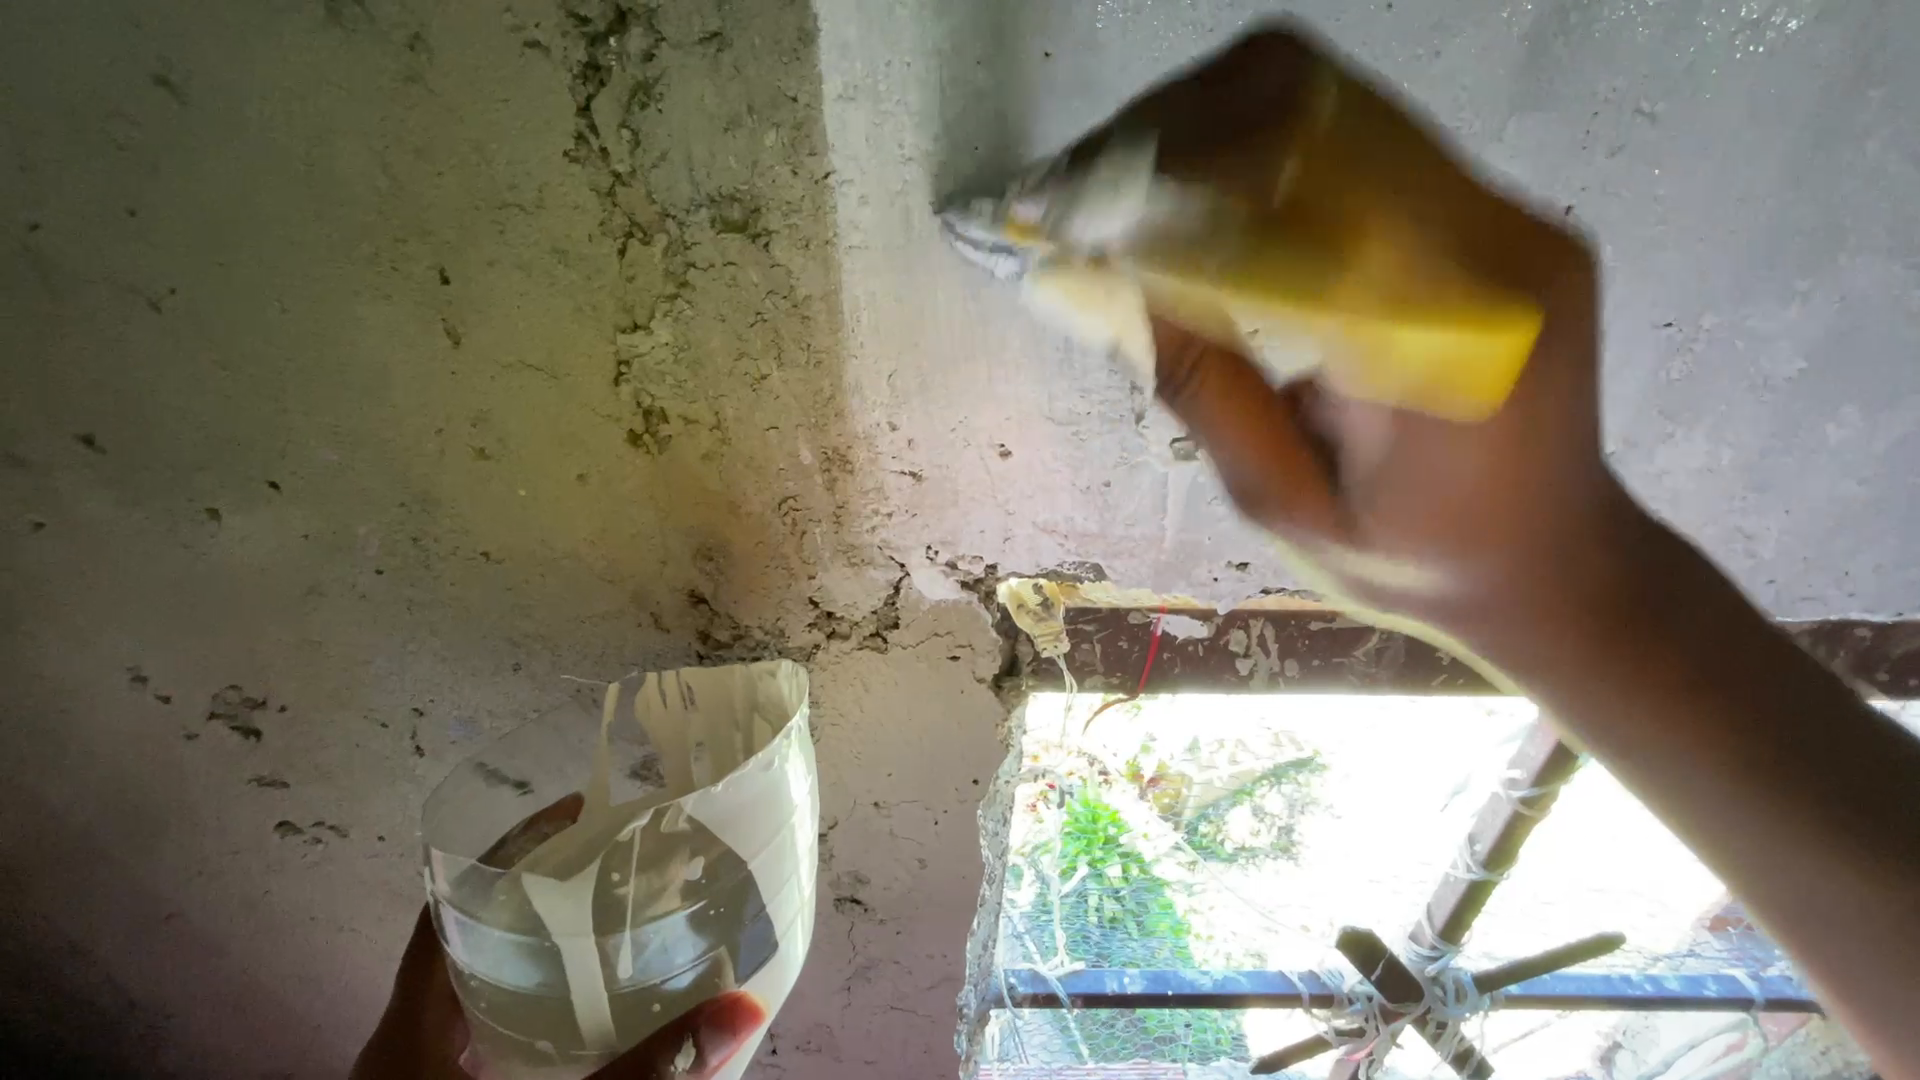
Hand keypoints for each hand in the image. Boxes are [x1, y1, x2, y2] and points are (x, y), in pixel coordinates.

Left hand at [352, 794, 766, 1079]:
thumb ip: (642, 1073)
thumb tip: (744, 1008)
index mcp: (413, 1028)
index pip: (449, 904)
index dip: (509, 850)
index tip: (578, 813)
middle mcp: (409, 1042)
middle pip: (468, 936)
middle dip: (536, 893)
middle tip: (613, 864)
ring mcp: (419, 1075)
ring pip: (477, 986)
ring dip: (536, 949)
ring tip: (610, 922)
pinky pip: (486, 1028)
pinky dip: (532, 1003)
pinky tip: (583, 1013)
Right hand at [1083, 23, 1643, 653]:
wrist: (1548, 558)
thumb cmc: (1414, 563)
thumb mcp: (1284, 505)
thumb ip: (1206, 394)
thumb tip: (1114, 284)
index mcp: (1447, 334)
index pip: (1295, 190)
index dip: (1170, 183)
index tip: (1072, 212)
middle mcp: (1493, 239)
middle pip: (1311, 107)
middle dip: (1172, 136)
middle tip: (1076, 197)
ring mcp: (1499, 214)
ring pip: (1325, 108)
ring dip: (1201, 139)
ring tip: (1113, 202)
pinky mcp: (1483, 214)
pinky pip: (1346, 148)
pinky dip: (1247, 163)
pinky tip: (1185, 210)